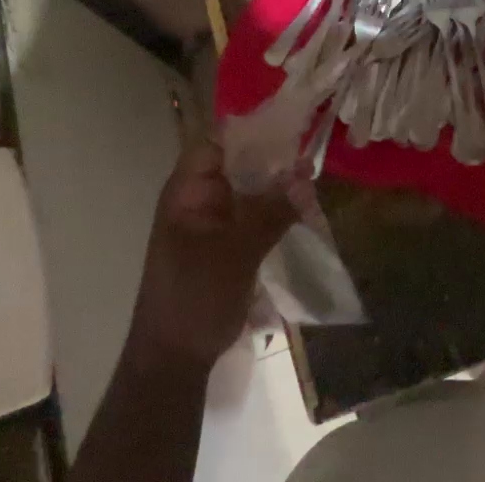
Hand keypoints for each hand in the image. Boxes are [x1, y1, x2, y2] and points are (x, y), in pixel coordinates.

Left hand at [127, 140, 295, 371]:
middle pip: (235, 163)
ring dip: (275, 185)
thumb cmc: (195, 298)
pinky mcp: (223, 245)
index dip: (250, 130)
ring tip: (312, 177)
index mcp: (187, 192)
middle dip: (270, 157)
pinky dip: (272, 210)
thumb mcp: (238, 252)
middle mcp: (197, 199)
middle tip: (310, 150)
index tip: (288, 123)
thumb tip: (305, 175)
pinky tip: (302, 209)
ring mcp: (209, 223)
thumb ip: (271, 212)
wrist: (172, 360)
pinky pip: (250, 215)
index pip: (216, 142)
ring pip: (246, 190)